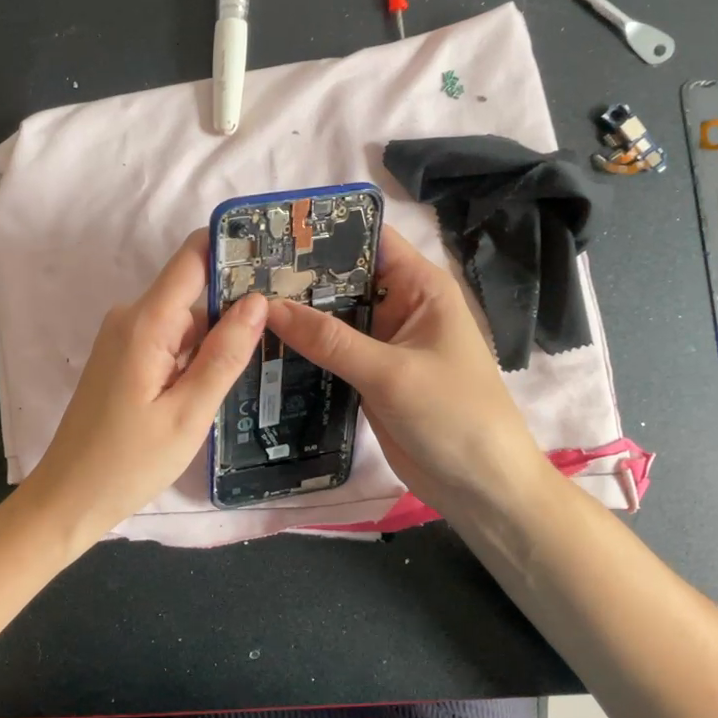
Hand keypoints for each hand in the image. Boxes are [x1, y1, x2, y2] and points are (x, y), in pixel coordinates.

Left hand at [20, 231, 266, 538]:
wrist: (68, 497)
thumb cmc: (128, 462)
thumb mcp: (188, 414)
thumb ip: (224, 355)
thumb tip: (258, 301)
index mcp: (145, 322)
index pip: (192, 258)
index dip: (233, 248)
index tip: (277, 252)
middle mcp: (132, 318)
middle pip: (194, 291)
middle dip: (237, 302)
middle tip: (291, 318)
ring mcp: (125, 338)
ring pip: (186, 320)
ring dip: (219, 334)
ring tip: (270, 348)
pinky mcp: (125, 358)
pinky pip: (170, 341)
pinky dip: (198, 354)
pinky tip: (226, 375)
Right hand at [265, 225, 548, 508]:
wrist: (482, 487)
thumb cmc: (454, 417)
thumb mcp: (390, 373)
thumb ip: (329, 339)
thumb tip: (266, 307)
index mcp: (419, 287)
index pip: (368, 239)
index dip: (323, 230)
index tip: (269, 232)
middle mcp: (398, 306)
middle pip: (341, 276)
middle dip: (296, 274)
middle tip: (236, 272)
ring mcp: (382, 342)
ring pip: (331, 316)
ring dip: (294, 313)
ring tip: (237, 303)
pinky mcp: (368, 375)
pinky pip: (329, 351)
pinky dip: (301, 348)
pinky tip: (260, 345)